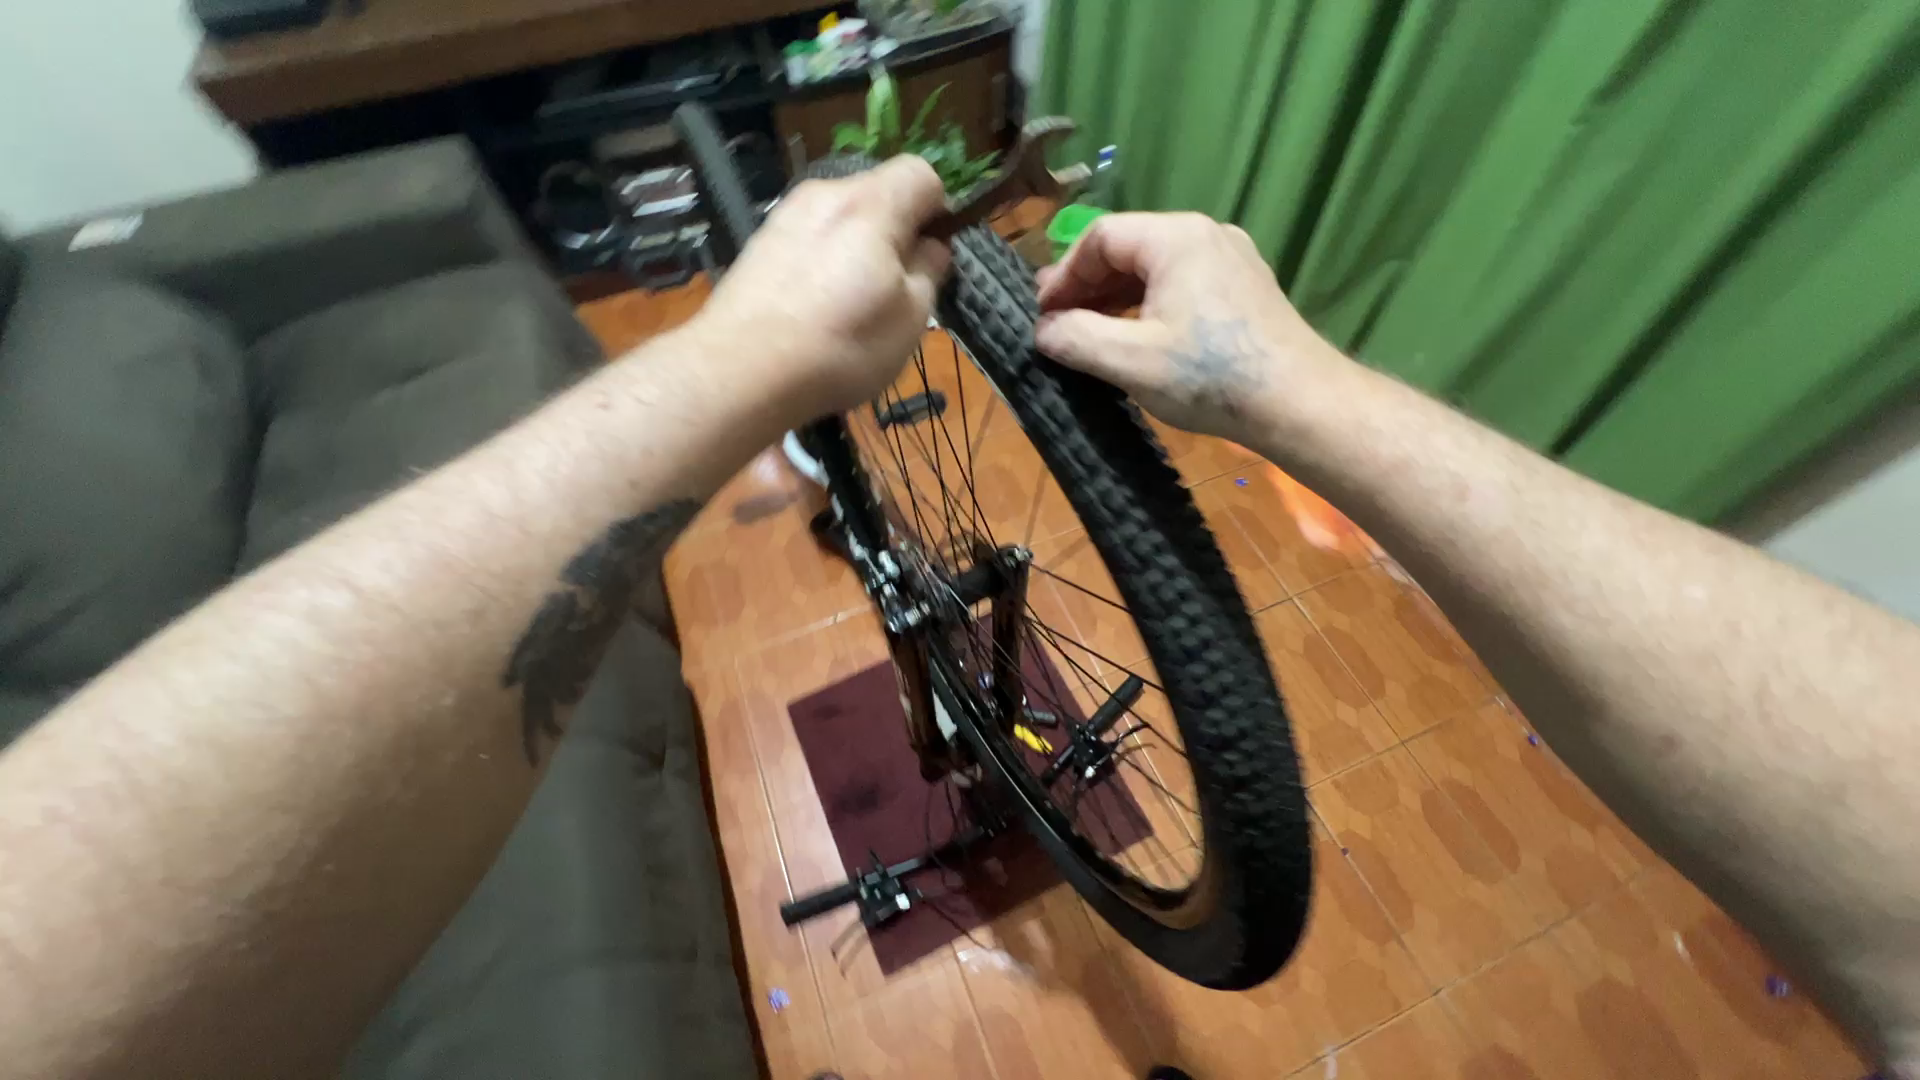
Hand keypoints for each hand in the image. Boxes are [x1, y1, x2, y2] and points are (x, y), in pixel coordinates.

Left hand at [694, 155, 951, 419]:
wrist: (741, 372)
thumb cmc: (841, 346)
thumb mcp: (910, 318)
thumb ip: (929, 272)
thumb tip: (931, 247)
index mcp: (870, 204)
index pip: (922, 174)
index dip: (939, 212)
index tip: (934, 258)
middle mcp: (824, 195)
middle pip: (878, 195)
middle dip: (896, 235)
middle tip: (895, 293)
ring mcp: (784, 216)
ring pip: (841, 220)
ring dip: (858, 252)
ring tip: (851, 308)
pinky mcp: (759, 245)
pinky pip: (809, 241)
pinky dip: (823, 265)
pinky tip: (815, 312)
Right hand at [1034, 212, 1344, 444]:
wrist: (1296, 401)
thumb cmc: (1209, 376)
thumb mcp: (1129, 360)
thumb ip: (1076, 338)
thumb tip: (1042, 330)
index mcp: (1176, 238)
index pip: (1101, 237)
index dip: (1063, 274)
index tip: (1042, 314)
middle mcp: (1205, 235)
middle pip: (1129, 248)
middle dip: (1087, 285)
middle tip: (1057, 321)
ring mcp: (1230, 260)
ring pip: (1155, 268)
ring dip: (1115, 298)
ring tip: (1088, 331)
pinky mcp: (1243, 290)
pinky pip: (1180, 284)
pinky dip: (1147, 306)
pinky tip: (1134, 336)